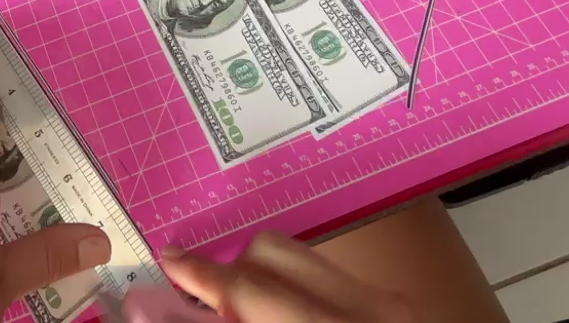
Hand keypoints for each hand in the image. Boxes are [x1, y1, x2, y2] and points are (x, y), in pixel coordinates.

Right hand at [161, 232, 414, 321]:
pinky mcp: (400, 305)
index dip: (199, 272)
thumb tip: (195, 314)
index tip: (169, 258)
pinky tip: (291, 320)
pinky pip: (329, 276)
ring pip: (300, 257)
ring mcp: (388, 302)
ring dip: (264, 278)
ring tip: (252, 315)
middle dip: (231, 270)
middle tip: (209, 302)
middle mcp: (366, 308)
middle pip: (270, 252)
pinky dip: (298, 290)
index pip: (250, 287)